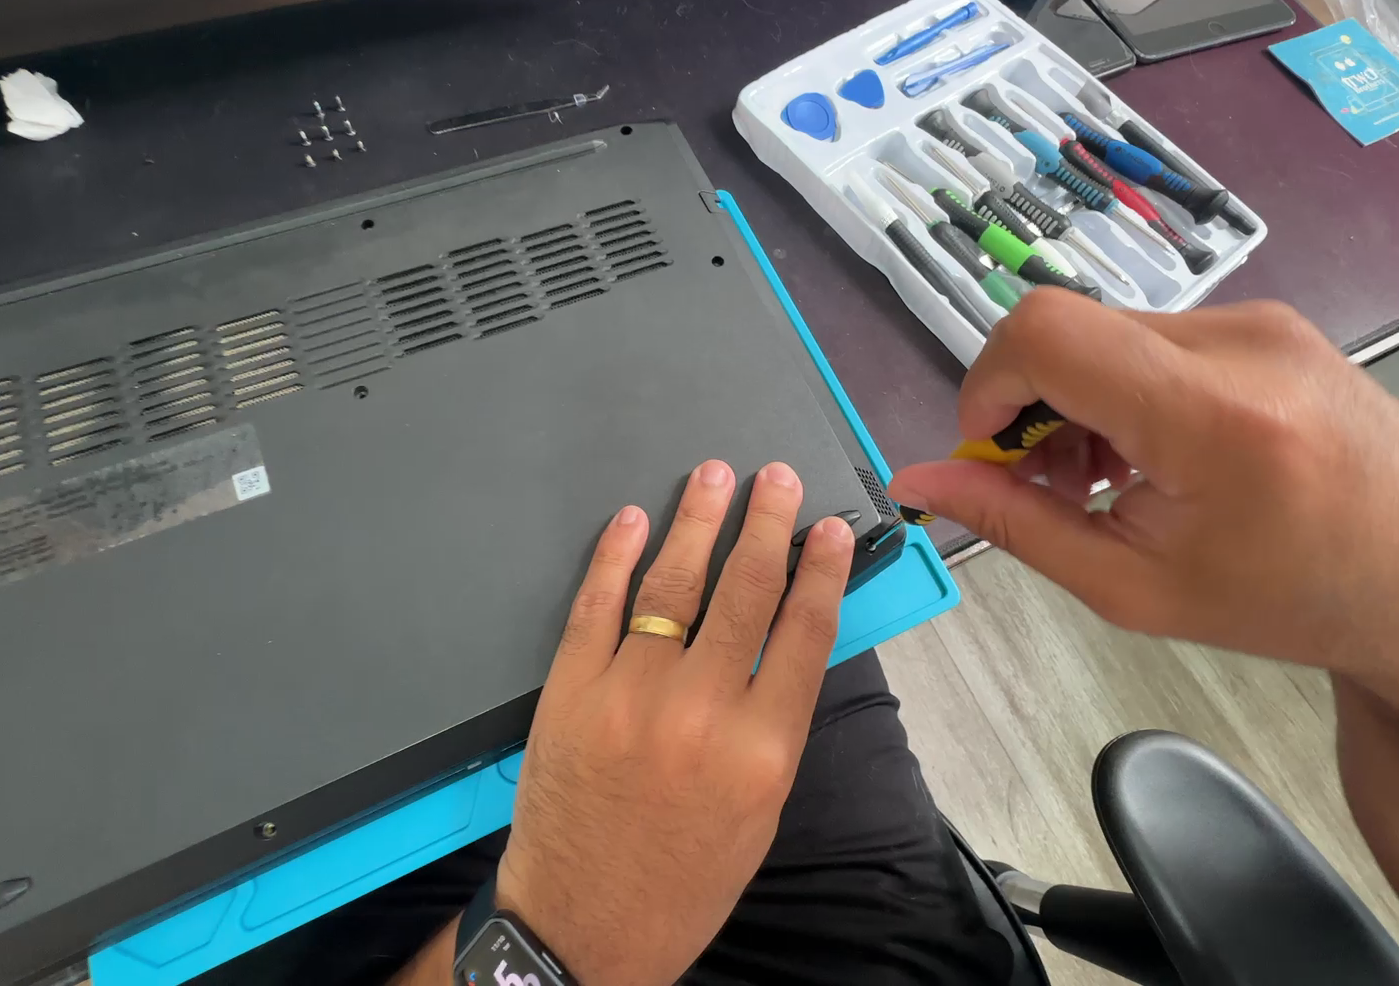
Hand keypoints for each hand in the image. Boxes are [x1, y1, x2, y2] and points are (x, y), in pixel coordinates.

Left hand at [494, 460, 854, 985]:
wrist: (586, 922)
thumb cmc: (688, 873)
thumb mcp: (760, 806)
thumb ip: (774, 717)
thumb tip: (786, 629)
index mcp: (762, 749)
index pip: (804, 632)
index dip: (821, 570)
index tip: (828, 528)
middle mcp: (700, 711)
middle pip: (743, 592)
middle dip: (765, 525)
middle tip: (776, 478)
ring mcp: (629, 695)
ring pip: (672, 586)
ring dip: (697, 523)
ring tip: (714, 476)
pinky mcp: (570, 690)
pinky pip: (596, 607)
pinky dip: (615, 557)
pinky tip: (633, 520)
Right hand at [886, 290, 1398, 681]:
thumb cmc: (1282, 605)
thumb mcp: (1125, 585)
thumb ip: (1009, 522)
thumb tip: (914, 478)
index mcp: (1211, 416)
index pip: (1046, 334)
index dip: (987, 384)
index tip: (991, 451)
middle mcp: (1239, 342)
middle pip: (1064, 330)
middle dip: (1024, 403)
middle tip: (1046, 481)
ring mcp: (1260, 322)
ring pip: (1099, 332)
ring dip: (1068, 399)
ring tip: (1098, 475)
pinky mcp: (1266, 324)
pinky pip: (1144, 337)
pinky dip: (1112, 389)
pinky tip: (1140, 451)